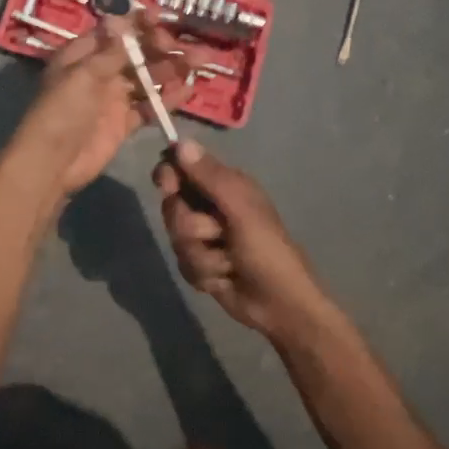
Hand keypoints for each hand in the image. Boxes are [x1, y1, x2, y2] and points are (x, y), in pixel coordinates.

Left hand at [8, 11, 190, 196]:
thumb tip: (123, 19)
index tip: (164, 17)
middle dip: (163, 47)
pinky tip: (189, 90)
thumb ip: (110, 51)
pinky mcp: (123, 122)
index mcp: (83, 54)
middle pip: (136, 53)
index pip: (115, 31)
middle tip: (189, 47)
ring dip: (172, 69)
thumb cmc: (62, 111)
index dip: (139, 23)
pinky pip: (149, 106)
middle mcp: (99, 71)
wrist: (53, 162)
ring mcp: (112, 97)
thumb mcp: (84, 74)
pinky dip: (167, 99)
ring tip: (200, 62)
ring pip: (147, 78)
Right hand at [153, 141, 332, 339]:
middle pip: (172, 206)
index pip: (181, 168)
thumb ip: (210, 177)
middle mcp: (210, 207)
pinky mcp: (200, 264)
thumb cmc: (267, 251)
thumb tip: (180, 142)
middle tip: (218, 235)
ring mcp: (204, 237)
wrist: (280, 305)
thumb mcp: (241, 210)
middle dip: (191, 227)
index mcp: (224, 185)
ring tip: (227, 263)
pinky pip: (181, 262)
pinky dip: (202, 274)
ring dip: (201, 255)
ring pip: (176, 238)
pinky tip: (222, 279)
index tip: (168, 188)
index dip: (169, 176)